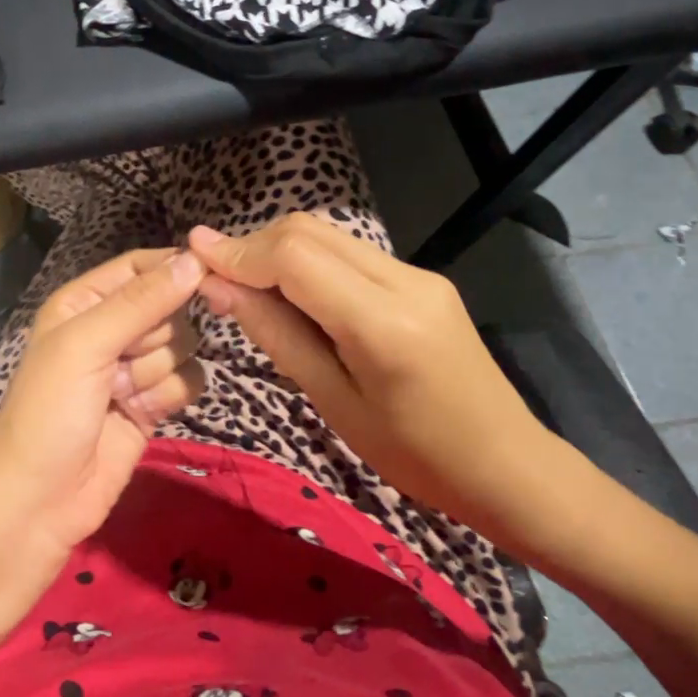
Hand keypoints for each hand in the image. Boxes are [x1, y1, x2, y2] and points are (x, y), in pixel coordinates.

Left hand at [0, 248, 207, 566]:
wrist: (42, 500)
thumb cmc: (49, 412)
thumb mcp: (85, 346)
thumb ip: (140, 302)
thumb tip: (194, 259)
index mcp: (82, 302)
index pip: (139, 266)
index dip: (173, 269)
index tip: (208, 277)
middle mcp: (108, 328)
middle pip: (169, 306)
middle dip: (156, 335)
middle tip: (122, 363)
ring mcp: (132, 367)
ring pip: (182, 345)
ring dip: (156, 372)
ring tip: (120, 396)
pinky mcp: (152, 402)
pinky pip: (187, 380)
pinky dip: (168, 396)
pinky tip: (139, 413)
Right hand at [187, 216, 564, 538]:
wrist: (507, 465)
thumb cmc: (413, 455)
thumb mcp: (332, 401)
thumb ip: (274, 334)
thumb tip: (216, 287)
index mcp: (383, 322)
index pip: (295, 257)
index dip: (238, 252)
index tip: (191, 254)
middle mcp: (404, 280)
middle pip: (309, 231)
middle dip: (253, 246)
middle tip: (215, 279)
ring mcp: (417, 274)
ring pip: (327, 236)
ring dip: (278, 252)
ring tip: (246, 289)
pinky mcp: (421, 278)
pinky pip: (348, 253)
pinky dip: (306, 263)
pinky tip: (291, 296)